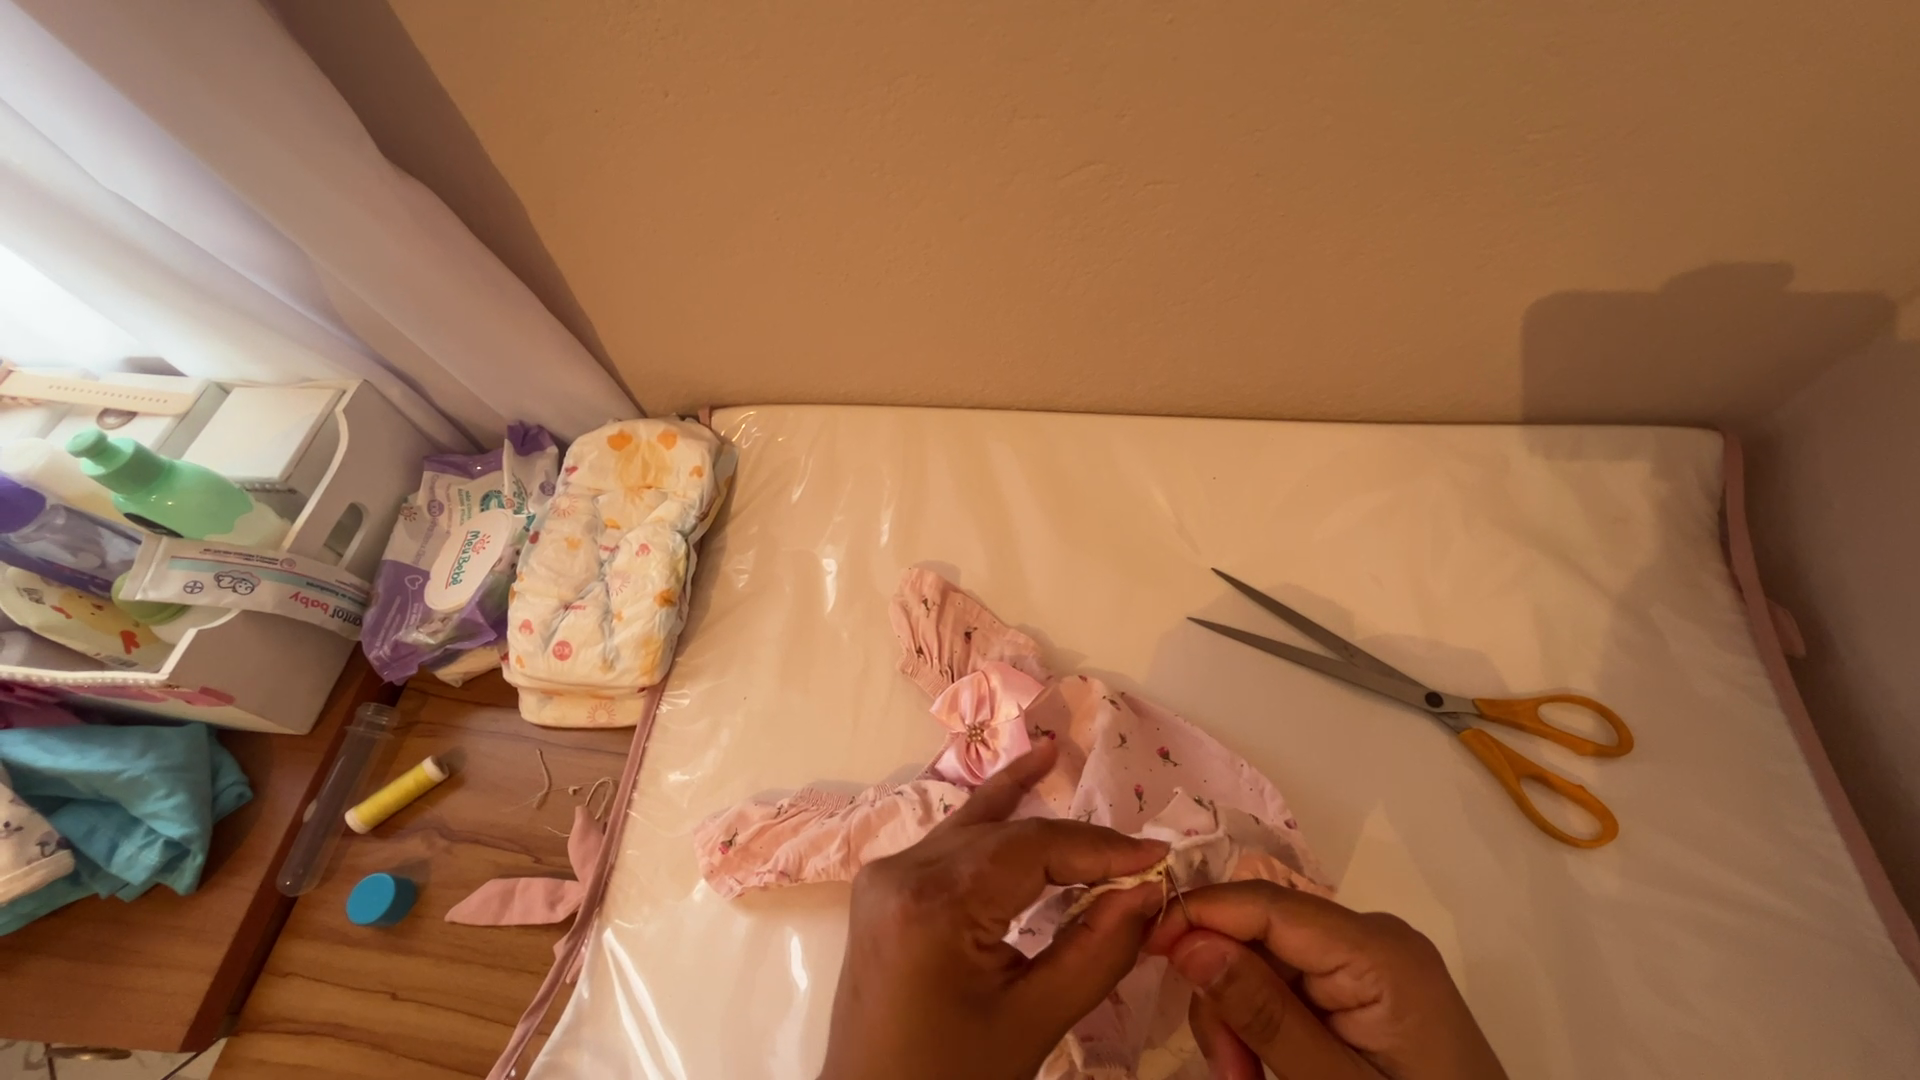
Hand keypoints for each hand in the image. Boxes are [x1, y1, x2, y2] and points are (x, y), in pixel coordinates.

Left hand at [818, 742, 1168, 1079]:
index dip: (1100, 848)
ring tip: (1055, 755)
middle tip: (1135, 851)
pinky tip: (1011, 789)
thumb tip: (1148, 889)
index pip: (1033, 849)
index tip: (1157, 856)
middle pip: (1004, 834)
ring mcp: (887, 874)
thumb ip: (1097, 950)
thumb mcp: (1033, 1023)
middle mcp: (902, 871)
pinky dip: (988, 823)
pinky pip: (949, 844)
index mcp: (935, 903)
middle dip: (1072, 840)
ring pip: (972, 826)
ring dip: (1021, 806)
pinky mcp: (885, 886)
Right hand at [1145, 881, 1506, 1079]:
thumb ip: (1263, 1014)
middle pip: (1259, 932)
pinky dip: (1262, 1022)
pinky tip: (1262, 1067)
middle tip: (1226, 1072)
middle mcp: (1372, 938)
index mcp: (1379, 952)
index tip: (1143, 949)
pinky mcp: (1361, 986)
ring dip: (1237, 1016)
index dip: (1199, 914)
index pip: (1266, 903)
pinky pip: (1287, 982)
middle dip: (1224, 992)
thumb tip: (1186, 940)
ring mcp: (1367, 961)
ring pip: (1262, 959)